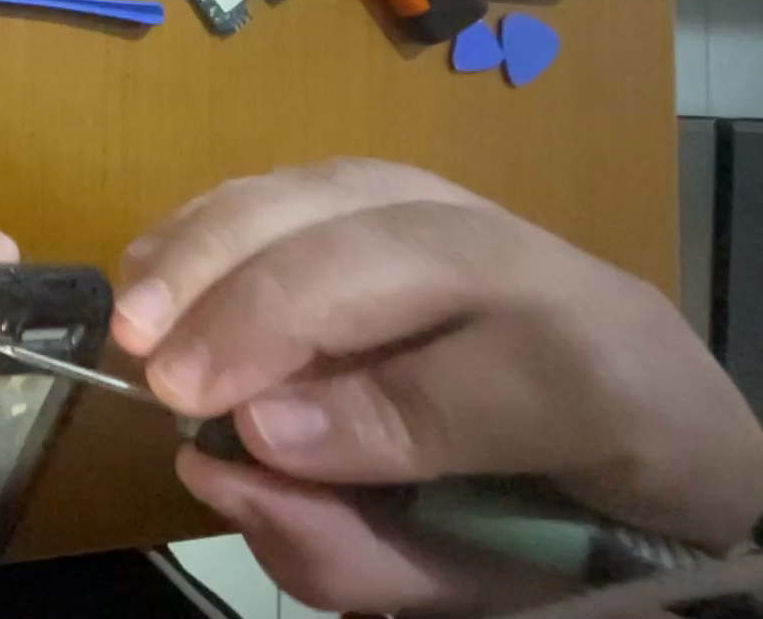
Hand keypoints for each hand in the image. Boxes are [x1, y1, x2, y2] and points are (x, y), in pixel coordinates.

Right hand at [109, 159, 762, 614]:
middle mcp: (543, 268)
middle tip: (166, 378)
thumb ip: (356, 547)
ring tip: (134, 320)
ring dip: (207, 251)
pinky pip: (275, 186)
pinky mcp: (364, 190)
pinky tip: (146, 269)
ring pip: (322, 196)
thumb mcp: (465, 575)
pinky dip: (197, 224)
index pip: (527, 379)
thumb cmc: (514, 510)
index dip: (386, 408)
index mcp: (629, 391)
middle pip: (400, 250)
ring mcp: (444, 207)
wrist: (550, 402)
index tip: (253, 437)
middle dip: (267, 310)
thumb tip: (214, 473)